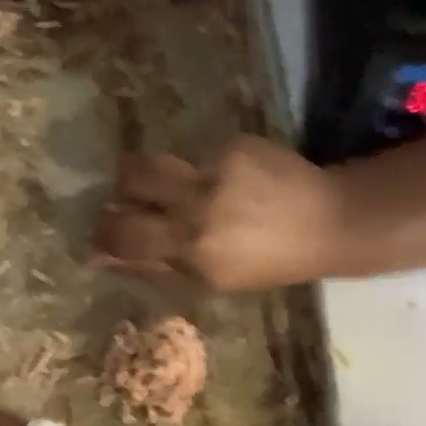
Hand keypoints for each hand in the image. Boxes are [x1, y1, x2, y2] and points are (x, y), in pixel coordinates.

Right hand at [93, 136, 349, 291]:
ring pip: (156, 161)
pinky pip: (194, 157)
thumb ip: (147, 266)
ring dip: (147, 177)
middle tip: (124, 204)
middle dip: (119, 193)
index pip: (122, 232)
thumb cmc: (260, 265)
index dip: (102, 233)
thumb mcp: (200, 281)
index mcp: (189, 243)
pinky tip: (217, 186)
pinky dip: (193, 173)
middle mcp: (199, 200)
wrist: (327, 221)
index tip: (100, 236)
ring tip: (159, 191)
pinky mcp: (236, 144)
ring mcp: (218, 166)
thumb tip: (98, 257)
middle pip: (131, 178)